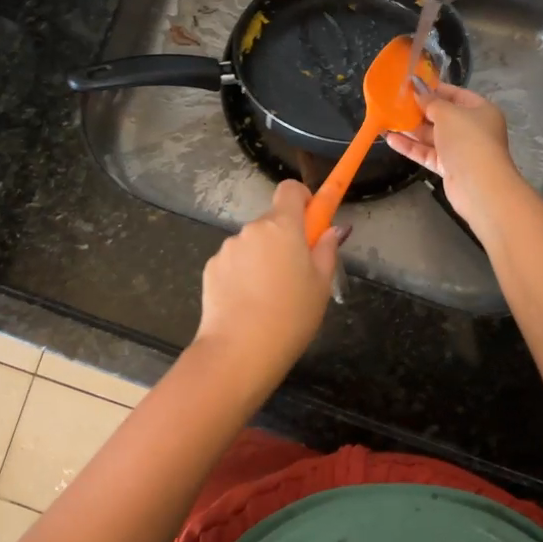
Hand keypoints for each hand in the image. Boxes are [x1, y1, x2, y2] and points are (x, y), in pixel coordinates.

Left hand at [194, 181, 343, 376]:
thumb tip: (331, 230)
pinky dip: (242, 274)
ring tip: (269, 297)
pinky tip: (247, 304)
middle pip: (272, 222)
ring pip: (252, 244)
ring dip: (262, 258)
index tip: (311, 222)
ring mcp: (228, 248)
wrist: (238, 352)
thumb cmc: (290, 317)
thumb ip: (326, 250)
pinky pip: (234, 262)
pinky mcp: (211, 268)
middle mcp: (252, 229)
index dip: (302, 199)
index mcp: (282, 226)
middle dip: (284, 239)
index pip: (290, 189)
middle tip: (295, 273)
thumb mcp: (320, 285)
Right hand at [385, 82, 532, 240]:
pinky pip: (428, 153)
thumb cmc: (467, 139)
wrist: (478, 185)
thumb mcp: (447, 113)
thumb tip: (417, 88)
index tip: (412, 85)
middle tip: (395, 102)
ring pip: (433, 136)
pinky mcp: (449, 168)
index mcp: (481, 110)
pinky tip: (391, 139)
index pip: (456, 94)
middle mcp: (473, 129)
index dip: (435, 89)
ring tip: (388, 119)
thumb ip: (430, 101)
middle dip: (420, 110)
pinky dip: (411, 147)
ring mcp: (461, 150)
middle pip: (443, 116)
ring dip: (412, 129)